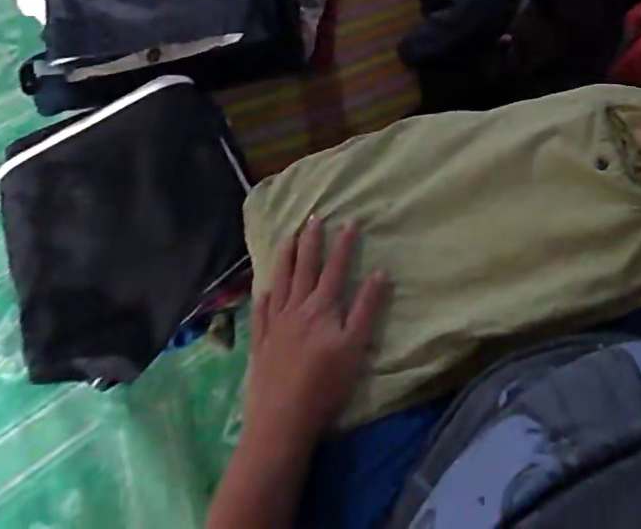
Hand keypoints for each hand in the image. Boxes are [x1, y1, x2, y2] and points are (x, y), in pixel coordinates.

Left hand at [244, 217, 388, 440]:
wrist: (281, 423)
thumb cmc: (325, 385)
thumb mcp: (355, 346)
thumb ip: (366, 308)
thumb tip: (379, 273)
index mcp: (322, 308)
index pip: (335, 268)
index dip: (343, 244)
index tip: (350, 221)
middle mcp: (296, 309)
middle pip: (304, 268)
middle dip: (311, 241)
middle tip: (313, 217)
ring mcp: (274, 326)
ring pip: (280, 283)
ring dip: (285, 258)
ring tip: (288, 238)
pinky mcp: (260, 345)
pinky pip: (260, 313)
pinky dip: (263, 296)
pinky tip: (263, 288)